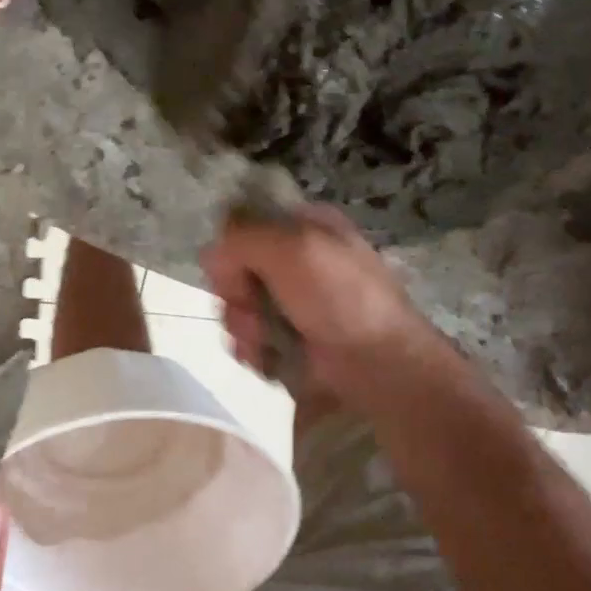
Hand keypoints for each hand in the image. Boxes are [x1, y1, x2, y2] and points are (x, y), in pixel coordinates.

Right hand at [201, 205, 453, 397]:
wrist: (377, 366)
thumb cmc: (340, 298)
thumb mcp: (293, 247)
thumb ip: (242, 236)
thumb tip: (213, 254)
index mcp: (305, 227)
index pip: (243, 224)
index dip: (231, 246)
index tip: (233, 267)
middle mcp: (296, 261)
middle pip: (233, 268)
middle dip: (234, 292)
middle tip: (250, 308)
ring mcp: (291, 303)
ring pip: (236, 305)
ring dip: (241, 326)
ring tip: (262, 342)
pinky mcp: (286, 339)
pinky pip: (247, 337)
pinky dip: (250, 349)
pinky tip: (264, 358)